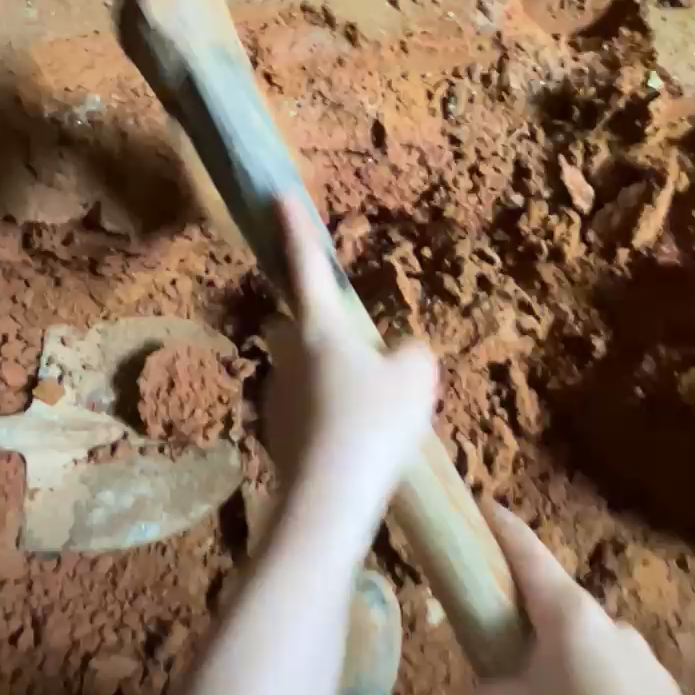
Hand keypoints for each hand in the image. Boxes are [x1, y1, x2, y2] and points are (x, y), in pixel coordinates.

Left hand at [264, 195, 437, 528]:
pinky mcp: (278, 432)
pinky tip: (355, 441)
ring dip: (332, 376)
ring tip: (370, 410)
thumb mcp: (417, 378)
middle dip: (321, 325)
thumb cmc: (374, 423)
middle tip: (359, 349)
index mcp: (319, 327)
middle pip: (300, 323)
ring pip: (307, 369)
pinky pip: (309, 408)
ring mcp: (277, 394)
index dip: (296, 228)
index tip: (279, 195)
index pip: (305, 265)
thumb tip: (400, 354)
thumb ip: (412, 353)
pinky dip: (329, 413)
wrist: (329, 499)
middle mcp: (289, 353)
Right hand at [458, 504, 694, 694]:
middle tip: (503, 678)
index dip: (501, 526)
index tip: (483, 503)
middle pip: (556, 616)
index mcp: (571, 614)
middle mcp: (613, 626)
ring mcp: (649, 666)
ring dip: (563, 682)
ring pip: (588, 662)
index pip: (527, 552)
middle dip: (527, 639)